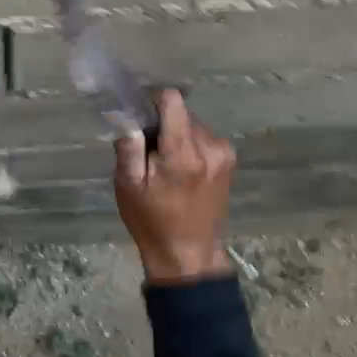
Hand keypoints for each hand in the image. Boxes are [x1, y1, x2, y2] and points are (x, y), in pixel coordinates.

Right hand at [113, 88, 237, 284]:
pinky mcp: (229, 162)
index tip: (143, 121)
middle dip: (163, 125)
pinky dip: (190, 145)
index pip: (173, 100)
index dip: (153, 103)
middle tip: (150, 153)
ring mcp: (224, 155)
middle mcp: (210, 148)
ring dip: (177, 135)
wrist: (188, 255)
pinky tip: (183, 170)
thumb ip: (128, 146)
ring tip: (166, 164)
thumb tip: (127, 114)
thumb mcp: (128, 184)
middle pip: (181, 113)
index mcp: (183, 153)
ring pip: (192, 125)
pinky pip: (204, 138)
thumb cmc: (151, 219)